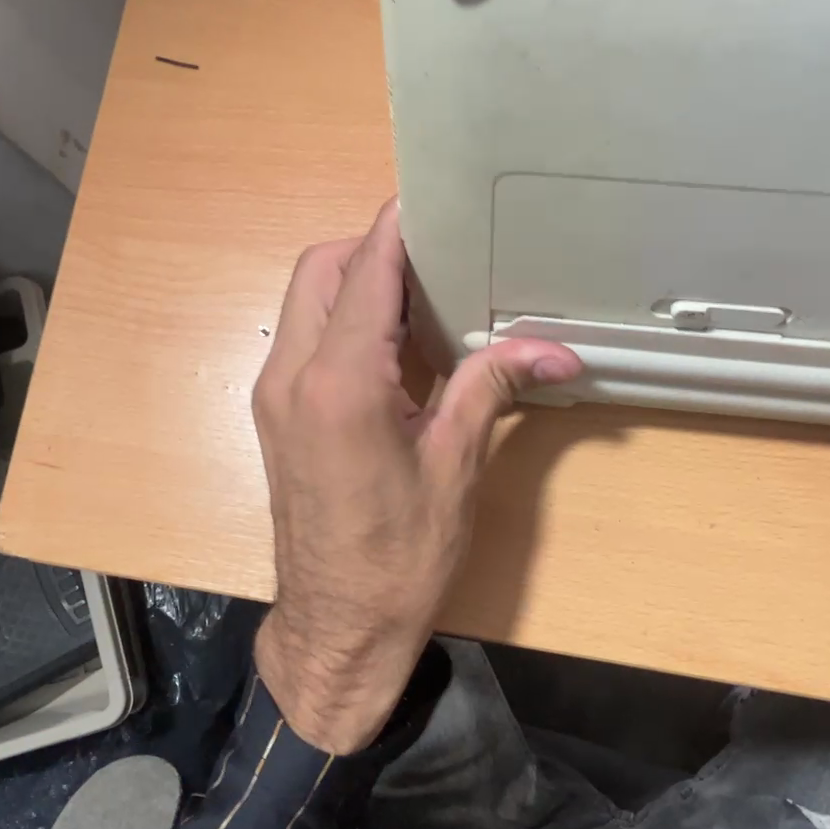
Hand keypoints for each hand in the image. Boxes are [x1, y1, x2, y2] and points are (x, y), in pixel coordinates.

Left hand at [250, 200, 580, 753]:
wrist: (338, 629)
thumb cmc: (401, 559)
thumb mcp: (455, 468)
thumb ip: (491, 388)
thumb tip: (555, 347)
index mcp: (339, 383)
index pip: (365, 269)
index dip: (400, 226)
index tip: (440, 200)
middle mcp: (290, 376)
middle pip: (321, 270)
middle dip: (374, 251)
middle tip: (439, 264)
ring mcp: (274, 396)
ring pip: (305, 302)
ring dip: (357, 286)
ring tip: (425, 300)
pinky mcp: (275, 417)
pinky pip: (303, 339)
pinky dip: (343, 323)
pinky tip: (396, 348)